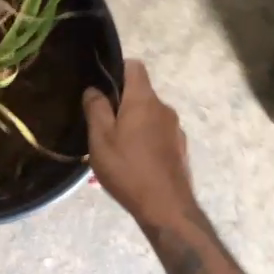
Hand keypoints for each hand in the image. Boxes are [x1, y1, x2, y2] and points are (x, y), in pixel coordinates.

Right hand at [84, 61, 197, 228]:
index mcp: (144, 100)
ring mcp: (175, 129)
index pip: (134, 66)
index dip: (117, 69)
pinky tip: (133, 161)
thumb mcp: (100, 139)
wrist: (166, 207)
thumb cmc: (128, 169)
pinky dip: (145, 139)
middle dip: (121, 102)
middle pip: (141, 93)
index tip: (101, 86)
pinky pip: (157, 133)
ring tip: (115, 147)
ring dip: (133, 123)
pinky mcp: (179, 148)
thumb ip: (96, 109)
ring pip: (149, 115)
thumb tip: (93, 89)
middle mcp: (164, 108)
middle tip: (101, 124)